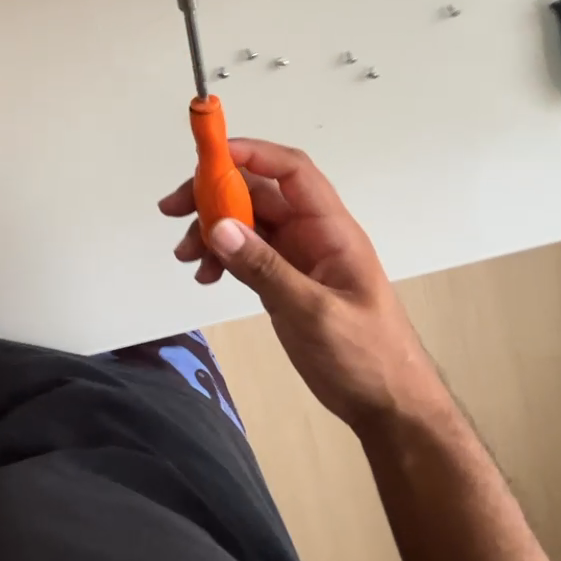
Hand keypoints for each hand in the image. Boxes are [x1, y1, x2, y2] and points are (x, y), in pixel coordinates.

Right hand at [159, 139, 448, 435]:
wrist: (388, 407)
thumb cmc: (366, 356)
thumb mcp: (314, 313)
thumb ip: (265, 269)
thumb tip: (218, 226)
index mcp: (331, 229)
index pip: (291, 171)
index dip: (250, 154)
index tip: (206, 157)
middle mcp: (311, 233)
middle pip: (256, 192)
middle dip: (211, 194)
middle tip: (171, 209)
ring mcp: (295, 255)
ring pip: (244, 221)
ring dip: (209, 228)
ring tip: (185, 255)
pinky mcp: (282, 278)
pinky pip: (243, 251)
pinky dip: (219, 255)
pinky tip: (204, 275)